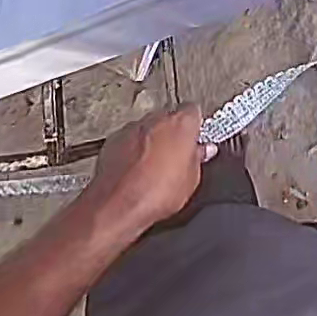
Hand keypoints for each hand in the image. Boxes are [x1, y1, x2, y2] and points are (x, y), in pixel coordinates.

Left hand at [77, 106, 213, 235]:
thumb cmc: (154, 192)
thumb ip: (198, 158)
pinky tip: (137, 170)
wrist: (119, 204)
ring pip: (148, 128)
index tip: (197, 139)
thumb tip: (202, 152)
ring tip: (155, 168)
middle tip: (178, 156)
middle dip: (173, 134)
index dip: (196, 125)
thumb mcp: (191, 180)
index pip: (193, 111)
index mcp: (180, 124)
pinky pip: (129, 139)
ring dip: (152, 141)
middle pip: (169, 118)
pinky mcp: (114, 139)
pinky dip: (133, 149)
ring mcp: (132, 128)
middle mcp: (155, 120)